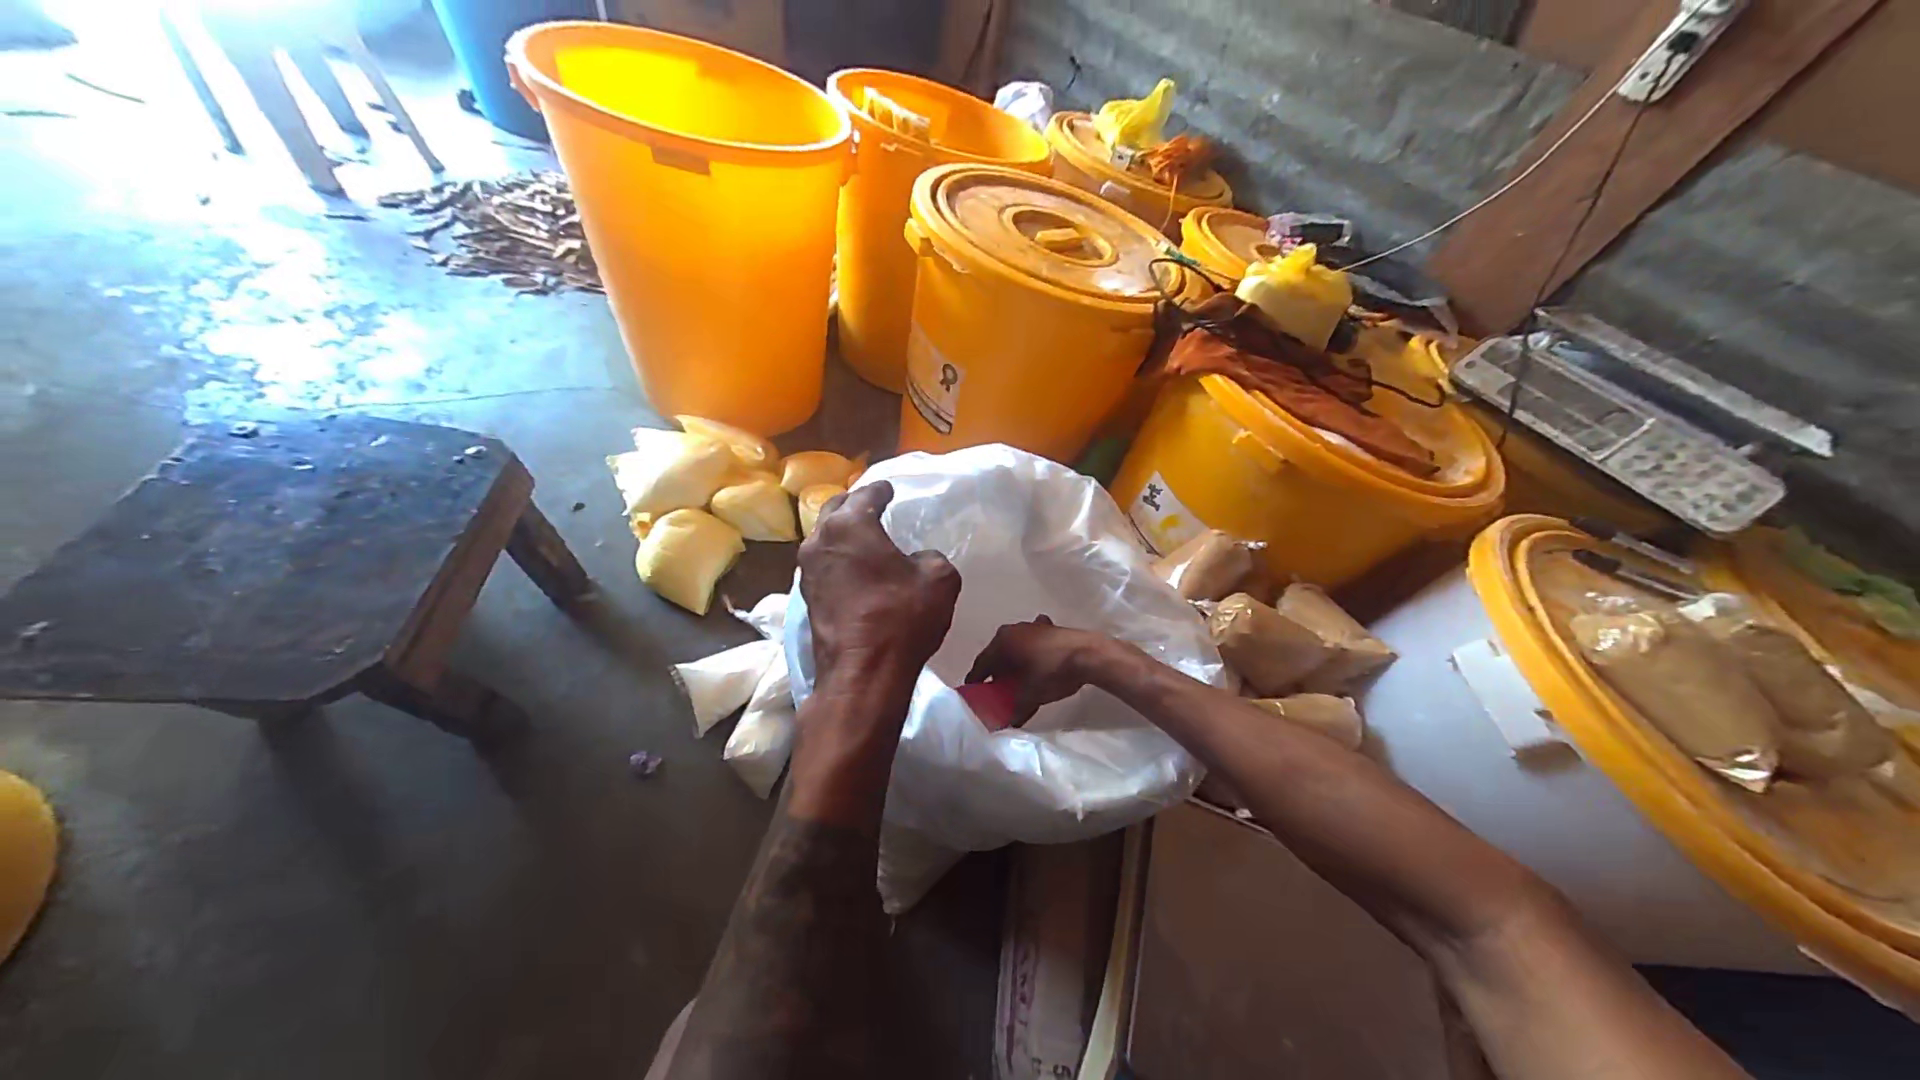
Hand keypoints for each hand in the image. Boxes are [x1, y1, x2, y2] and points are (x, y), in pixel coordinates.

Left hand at [799, 481, 960, 688]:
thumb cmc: (901, 617)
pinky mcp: (806, 595)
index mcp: (850, 525)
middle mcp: (821, 540)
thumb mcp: (938, 578)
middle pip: (836, 509)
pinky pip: (823, 563)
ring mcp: (808, 569)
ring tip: (864, 537)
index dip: (883, 489)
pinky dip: (838, 558)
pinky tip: (854, 567)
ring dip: (842, 532)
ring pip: (825, 537)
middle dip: (855, 504)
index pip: (867, 493)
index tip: (891, 490)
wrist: (863, 672)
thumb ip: (930, 557)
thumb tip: (916, 560)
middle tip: (873, 507)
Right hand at [966, 617, 1131, 725]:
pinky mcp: (1050, 628)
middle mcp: (1012, 630)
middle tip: (997, 691)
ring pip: (1015, 647)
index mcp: (1001, 642)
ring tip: (1017, 680)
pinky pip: (1033, 643)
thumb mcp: (1030, 696)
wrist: (1089, 655)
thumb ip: (1014, 710)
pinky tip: (1037, 662)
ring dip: (1014, 662)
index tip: (974, 694)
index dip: (976, 681)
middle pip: (997, 655)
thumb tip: (1007, 724)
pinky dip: (1031, 653)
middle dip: (996, 673)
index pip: (981, 665)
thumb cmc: (1052, 672)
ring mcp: (1032, 626)